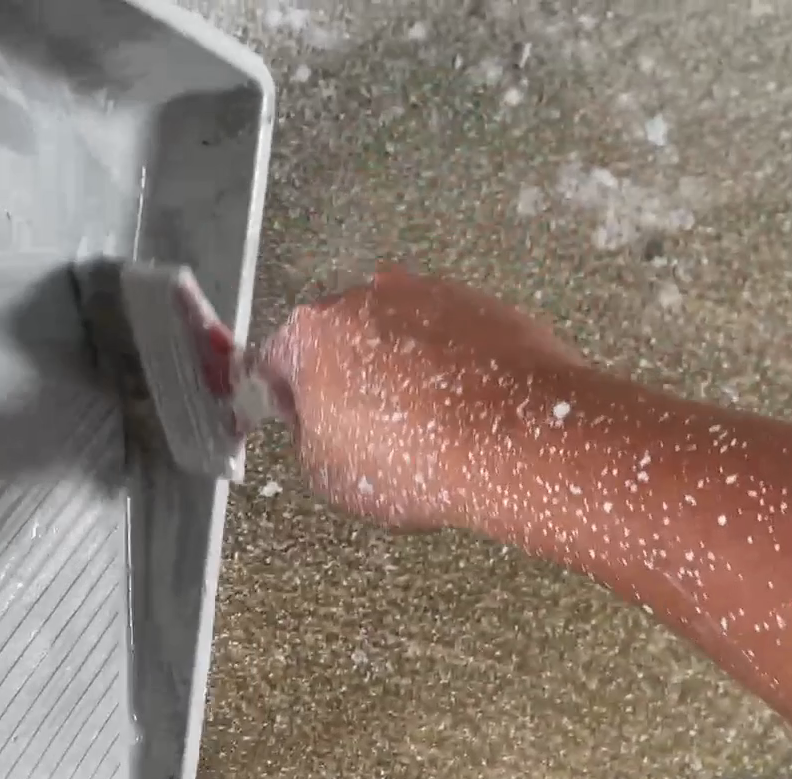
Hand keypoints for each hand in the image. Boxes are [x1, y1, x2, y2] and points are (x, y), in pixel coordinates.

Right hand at [256, 269, 588, 530]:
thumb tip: (318, 424)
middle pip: (334, 339)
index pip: (273, 363)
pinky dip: (441, 366)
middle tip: (355, 425)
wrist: (518, 443)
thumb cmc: (408, 458)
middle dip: (339, 377)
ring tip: (413, 421)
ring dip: (391, 368)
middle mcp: (363, 297)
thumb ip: (304, 434)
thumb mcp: (321, 471)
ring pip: (390, 334)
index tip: (301, 425)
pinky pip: (443, 336)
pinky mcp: (482, 304)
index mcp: (310, 333)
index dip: (283, 401)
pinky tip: (454, 410)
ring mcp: (427, 294)